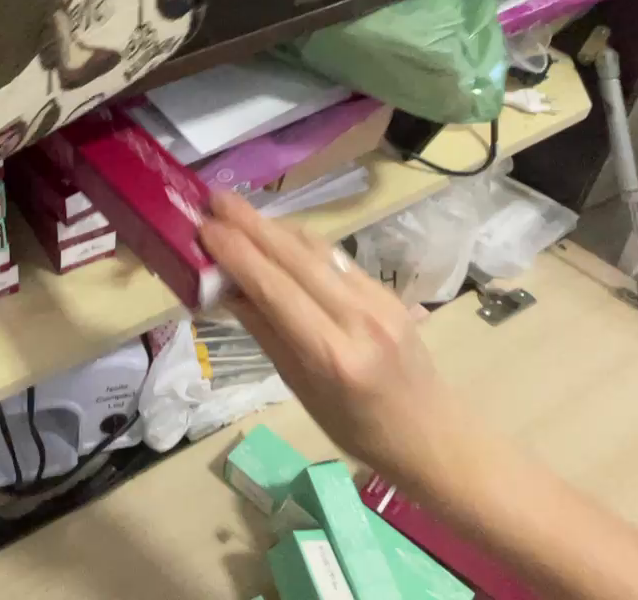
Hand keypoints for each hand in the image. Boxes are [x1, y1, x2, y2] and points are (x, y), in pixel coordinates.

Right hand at [199, 191, 481, 490]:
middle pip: (295, 256)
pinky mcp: (386, 289)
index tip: (204, 228)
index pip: (275, 289)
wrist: (433, 437)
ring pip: (315, 248)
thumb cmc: (355, 427)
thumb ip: (262, 329)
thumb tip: (223, 286)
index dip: (236, 253)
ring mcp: (378, 299)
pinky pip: (333, 255)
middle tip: (212, 199)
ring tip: (233, 208)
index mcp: (332, 355)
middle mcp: (358, 318)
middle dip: (249, 223)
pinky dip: (296, 239)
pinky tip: (273, 232)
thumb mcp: (297, 386)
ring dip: (271, 224)